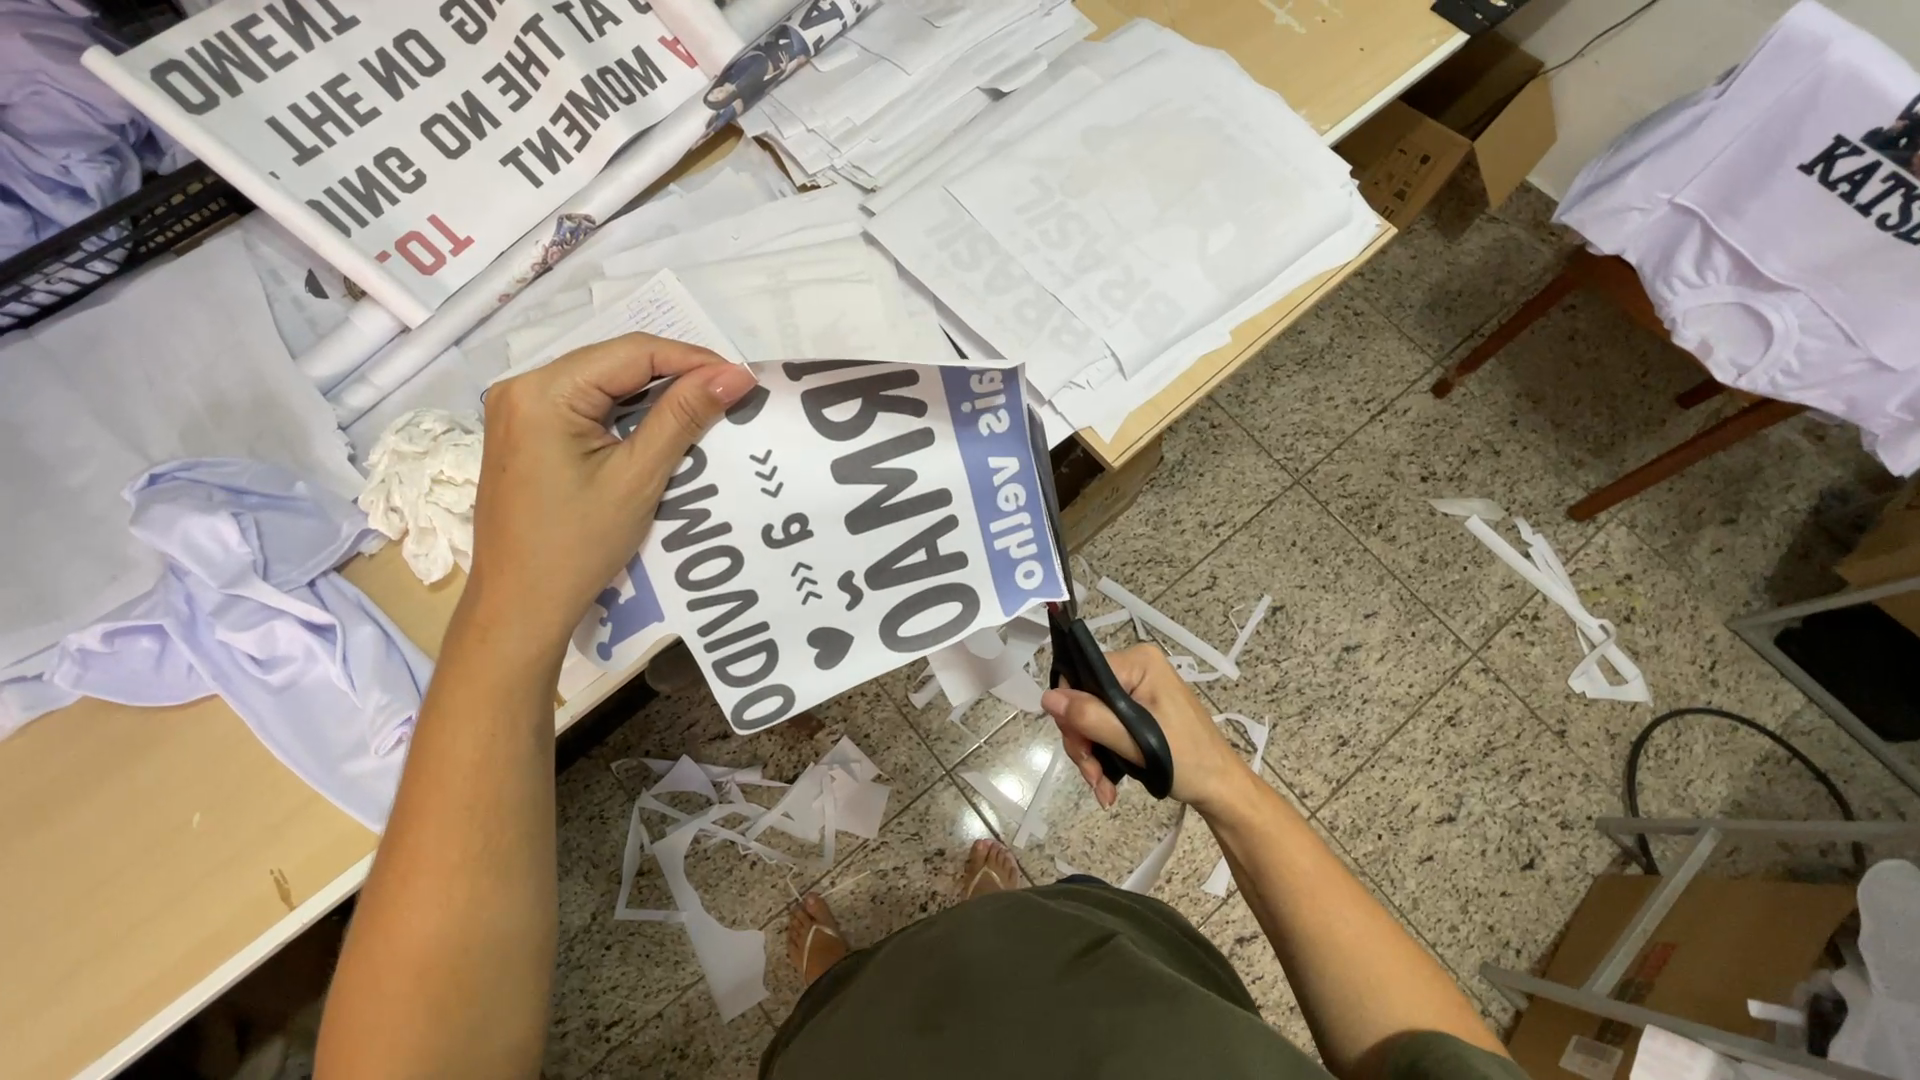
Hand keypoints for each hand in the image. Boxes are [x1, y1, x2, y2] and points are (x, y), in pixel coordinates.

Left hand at [462, 333, 757, 657]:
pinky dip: (627, 412)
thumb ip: (684, 417)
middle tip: (728, 393)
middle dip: (675, 373)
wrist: (520, 606)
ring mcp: (519, 410)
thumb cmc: (578, 545)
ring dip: (654, 393)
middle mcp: (523, 387)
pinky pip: (587, 406)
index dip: (693, 359)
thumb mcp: (638, 477)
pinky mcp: (526, 433)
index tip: (740, 378)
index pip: (633, 352)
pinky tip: (660, 425)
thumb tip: (736, 374)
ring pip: (603, 382)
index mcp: (543, 391)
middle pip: (615, 361)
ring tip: (705, 407)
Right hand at [1041, 644, 1250, 814]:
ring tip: (1102, 787)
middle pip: (1083, 700)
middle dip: (1083, 743)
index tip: (1081, 749)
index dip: (1072, 713)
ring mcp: (1136, 690)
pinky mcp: (1137, 710)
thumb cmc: (1188, 760)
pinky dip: (1102, 754)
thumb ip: (1090, 717)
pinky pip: (1105, 726)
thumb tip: (1048, 698)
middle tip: (1093, 776)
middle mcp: (1134, 668)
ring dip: (1091, 755)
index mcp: (1138, 662)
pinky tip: (1107, 782)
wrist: (1221, 787)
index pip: (1082, 675)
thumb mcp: (1135, 741)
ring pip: (1090, 718)